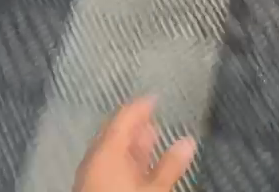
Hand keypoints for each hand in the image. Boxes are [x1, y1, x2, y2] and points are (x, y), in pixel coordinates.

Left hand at [73, 97, 196, 191]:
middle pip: (115, 131)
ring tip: (151, 139)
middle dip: (136, 124)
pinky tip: (138, 168)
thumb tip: (189, 140)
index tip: (158, 96)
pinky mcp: (91, 190)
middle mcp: (94, 159)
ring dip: (131, 144)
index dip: (142, 104)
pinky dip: (124, 161)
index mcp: (107, 150)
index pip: (124, 115)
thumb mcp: (154, 189)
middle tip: (155, 117)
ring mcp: (90, 177)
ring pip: (111, 151)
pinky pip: (108, 167)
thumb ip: (171, 164)